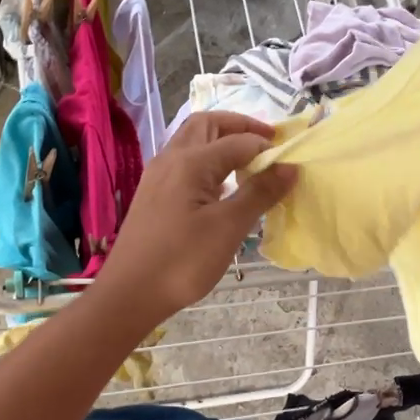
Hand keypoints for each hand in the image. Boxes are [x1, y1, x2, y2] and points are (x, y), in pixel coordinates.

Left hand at [92, 112, 298, 324]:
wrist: (129, 294)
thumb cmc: (182, 261)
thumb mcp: (228, 227)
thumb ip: (260, 193)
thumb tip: (289, 166)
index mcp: (190, 162)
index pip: (238, 140)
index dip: (266, 148)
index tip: (290, 163)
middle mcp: (171, 159)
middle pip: (207, 124)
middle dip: (239, 127)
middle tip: (267, 142)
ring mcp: (157, 176)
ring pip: (192, 142)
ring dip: (221, 142)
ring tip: (249, 163)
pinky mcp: (153, 194)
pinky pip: (184, 163)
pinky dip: (208, 161)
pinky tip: (221, 187)